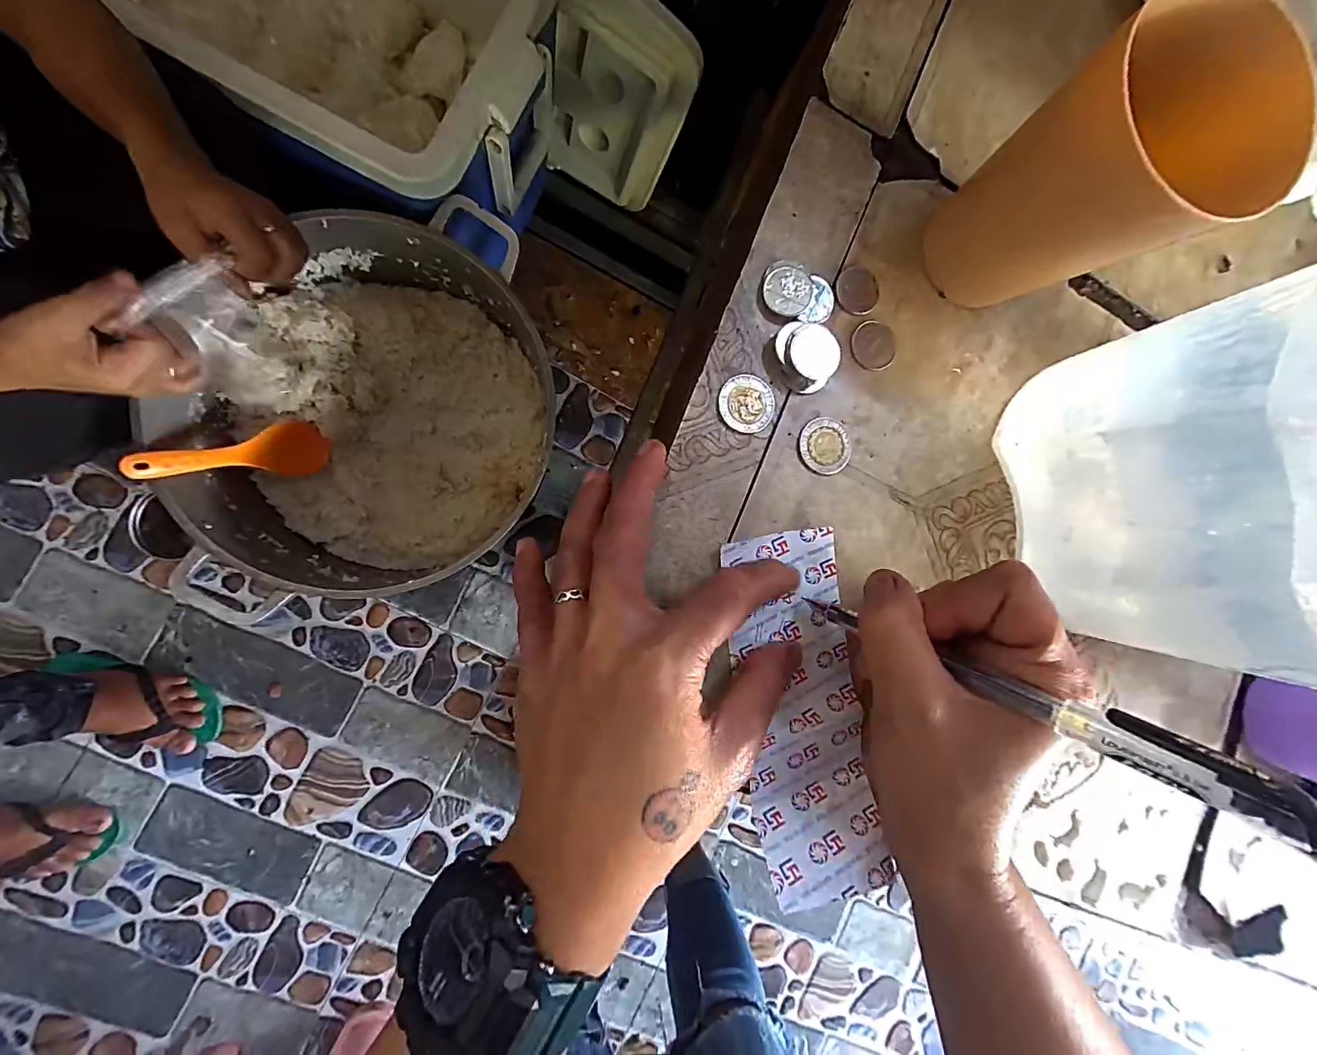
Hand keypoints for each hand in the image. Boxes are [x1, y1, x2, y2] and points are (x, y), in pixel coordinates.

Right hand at [0, 273, 197, 397]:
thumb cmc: (26, 342)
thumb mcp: (61, 314)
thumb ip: (101, 298)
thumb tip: (131, 281)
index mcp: (126, 375)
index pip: (162, 346)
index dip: (147, 323)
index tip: (118, 313)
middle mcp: (140, 385)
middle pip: (189, 368)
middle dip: (180, 340)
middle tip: (154, 319)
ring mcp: (138, 385)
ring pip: (184, 373)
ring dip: (179, 347)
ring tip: (155, 326)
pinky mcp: (131, 378)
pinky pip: (169, 371)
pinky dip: (170, 352)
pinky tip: (153, 334)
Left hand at [134, 149, 306, 282]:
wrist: (180, 167)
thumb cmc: (174, 198)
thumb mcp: (180, 235)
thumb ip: (212, 265)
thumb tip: (246, 291)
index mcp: (235, 217)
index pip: (262, 259)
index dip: (250, 273)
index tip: (230, 268)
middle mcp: (264, 215)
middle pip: (292, 257)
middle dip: (276, 274)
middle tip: (252, 273)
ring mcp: (275, 213)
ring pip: (300, 252)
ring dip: (285, 267)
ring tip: (261, 267)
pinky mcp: (279, 215)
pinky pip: (297, 243)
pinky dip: (288, 257)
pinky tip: (267, 257)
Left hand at [494, 440, 801, 973]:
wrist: (574, 864)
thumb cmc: (656, 817)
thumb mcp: (727, 760)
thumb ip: (760, 693)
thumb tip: (785, 644)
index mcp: (666, 662)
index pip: (724, 598)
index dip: (760, 581)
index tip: (781, 580)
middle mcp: (610, 640)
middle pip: (623, 546)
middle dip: (639, 491)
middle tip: (651, 452)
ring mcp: (564, 651)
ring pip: (571, 563)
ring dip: (587, 514)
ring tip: (600, 476)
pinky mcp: (535, 670)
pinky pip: (531, 607)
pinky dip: (533, 571)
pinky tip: (536, 543)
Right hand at [853, 561, 1097, 886]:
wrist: (938, 855)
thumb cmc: (937, 789)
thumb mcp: (911, 704)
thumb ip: (894, 632)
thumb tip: (882, 581)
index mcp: (1050, 670)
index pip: (1005, 586)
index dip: (952, 603)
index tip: (919, 649)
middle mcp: (1036, 665)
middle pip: (966, 599)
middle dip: (916, 632)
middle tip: (891, 676)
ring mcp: (1003, 676)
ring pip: (939, 621)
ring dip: (899, 650)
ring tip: (887, 693)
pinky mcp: (975, 688)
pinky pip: (929, 646)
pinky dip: (898, 664)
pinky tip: (890, 697)